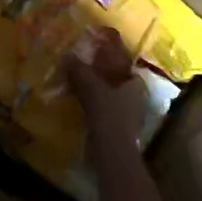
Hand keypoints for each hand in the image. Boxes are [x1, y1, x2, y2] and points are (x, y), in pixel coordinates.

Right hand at [64, 27, 145, 152]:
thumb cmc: (108, 115)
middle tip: (82, 63)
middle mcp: (135, 97)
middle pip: (116, 79)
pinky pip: (101, 109)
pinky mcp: (115, 129)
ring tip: (75, 81)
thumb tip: (67, 55)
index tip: (96, 47)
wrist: (112, 153)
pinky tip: (77, 101)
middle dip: (101, 72)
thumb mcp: (92, 89)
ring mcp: (126, 115)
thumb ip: (80, 71)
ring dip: (94, 88)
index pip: (124, 62)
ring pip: (109, 95)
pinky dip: (91, 103)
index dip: (111, 54)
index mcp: (135, 84)